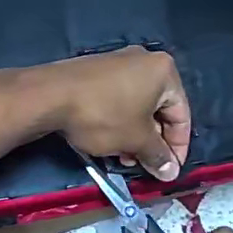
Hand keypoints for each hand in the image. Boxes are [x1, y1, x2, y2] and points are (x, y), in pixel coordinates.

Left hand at [35, 46, 191, 180]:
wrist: (49, 95)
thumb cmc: (104, 115)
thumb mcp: (136, 140)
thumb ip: (158, 156)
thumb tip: (171, 172)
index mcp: (164, 71)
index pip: (182, 116)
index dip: (178, 148)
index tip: (169, 170)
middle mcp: (145, 60)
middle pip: (160, 110)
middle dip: (153, 143)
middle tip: (145, 166)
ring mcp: (120, 63)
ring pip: (139, 107)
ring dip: (136, 136)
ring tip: (124, 158)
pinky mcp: (98, 70)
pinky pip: (120, 99)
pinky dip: (120, 122)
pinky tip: (110, 142)